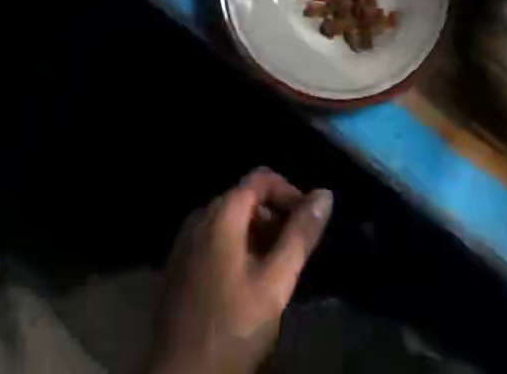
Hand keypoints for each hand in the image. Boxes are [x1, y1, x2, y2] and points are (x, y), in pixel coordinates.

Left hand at [146, 169, 332, 373]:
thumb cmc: (232, 327)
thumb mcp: (275, 283)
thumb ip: (300, 236)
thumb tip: (325, 194)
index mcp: (220, 214)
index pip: (261, 178)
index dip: (291, 192)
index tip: (310, 223)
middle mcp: (199, 217)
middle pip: (245, 196)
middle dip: (276, 215)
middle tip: (298, 252)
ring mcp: (186, 240)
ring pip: (231, 219)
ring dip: (259, 234)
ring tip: (279, 269)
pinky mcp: (181, 264)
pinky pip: (215, 238)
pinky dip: (239, 246)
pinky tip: (250, 282)